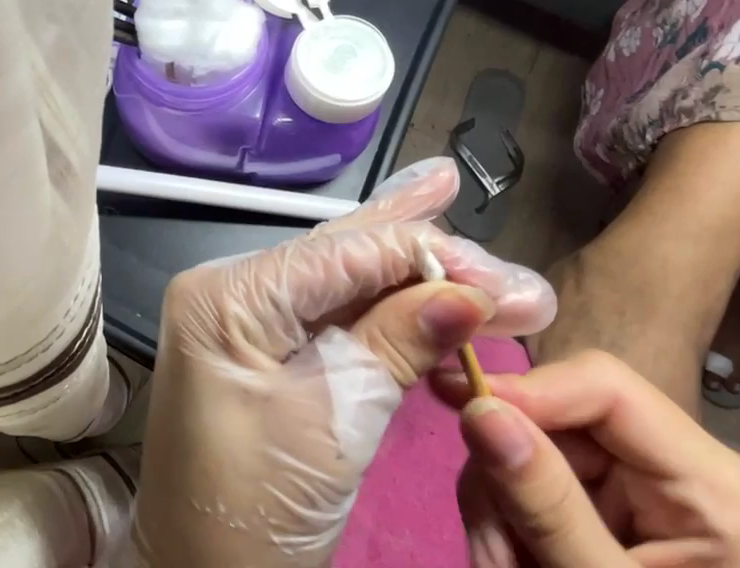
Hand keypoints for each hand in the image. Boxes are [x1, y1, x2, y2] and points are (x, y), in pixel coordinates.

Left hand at [126, 157, 557, 567]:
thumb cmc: (255, 505)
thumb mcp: (332, 422)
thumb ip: (395, 344)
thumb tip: (469, 294)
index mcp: (228, 292)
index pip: (341, 251)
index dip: (428, 255)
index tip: (511, 279)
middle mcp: (230, 286)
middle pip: (341, 254)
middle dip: (425, 254)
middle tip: (509, 268)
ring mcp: (243, 316)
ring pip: (339, 278)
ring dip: (411, 272)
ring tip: (469, 235)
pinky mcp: (260, 347)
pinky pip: (329, 313)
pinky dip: (384, 303)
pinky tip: (418, 272)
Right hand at [441, 351, 739, 566]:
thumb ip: (549, 508)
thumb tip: (478, 409)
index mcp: (720, 487)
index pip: (606, 386)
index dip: (526, 389)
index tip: (455, 409)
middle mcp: (687, 467)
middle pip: (559, 419)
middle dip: (505, 474)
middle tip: (485, 549)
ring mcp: (651, 486)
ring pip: (535, 448)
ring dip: (499, 505)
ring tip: (497, 565)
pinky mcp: (620, 505)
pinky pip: (539, 481)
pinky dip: (510, 520)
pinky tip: (509, 560)